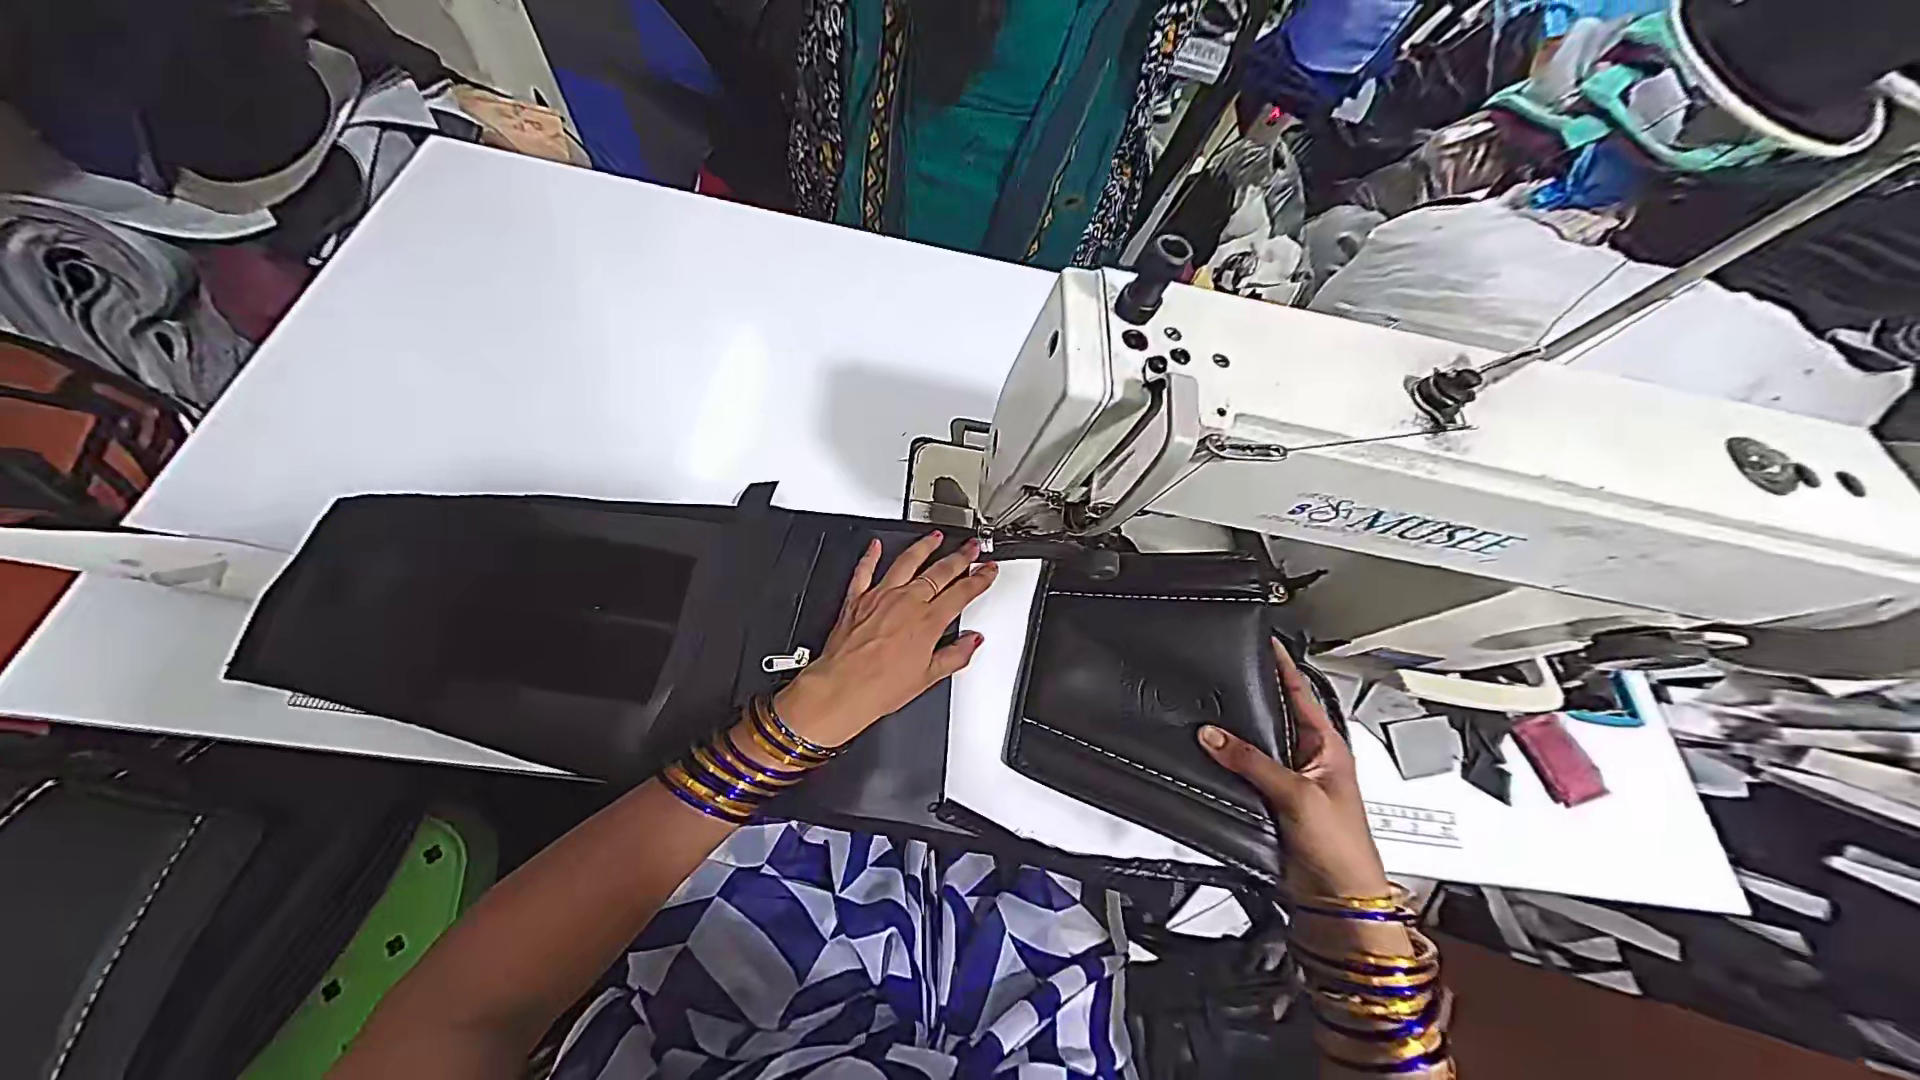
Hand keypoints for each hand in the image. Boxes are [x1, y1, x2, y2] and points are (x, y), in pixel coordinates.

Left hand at [772, 532, 997, 747]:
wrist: (842, 688)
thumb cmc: (880, 687)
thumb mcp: (928, 677)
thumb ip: (955, 655)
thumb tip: (971, 641)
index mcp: (927, 621)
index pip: (962, 592)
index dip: (980, 579)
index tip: (988, 570)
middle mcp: (905, 602)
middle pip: (940, 572)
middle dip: (960, 557)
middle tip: (971, 547)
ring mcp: (880, 597)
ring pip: (907, 562)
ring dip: (923, 547)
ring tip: (934, 537)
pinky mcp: (856, 599)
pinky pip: (864, 570)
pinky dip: (871, 555)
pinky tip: (876, 545)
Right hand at [1197, 641, 1389, 899]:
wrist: (1339, 899)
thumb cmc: (1344, 850)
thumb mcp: (1297, 795)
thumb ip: (1252, 762)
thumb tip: (1213, 735)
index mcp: (1329, 746)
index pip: (1301, 692)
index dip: (1283, 666)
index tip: (1265, 642)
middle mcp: (1310, 757)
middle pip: (1275, 715)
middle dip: (1252, 696)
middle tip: (1227, 669)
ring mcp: (1292, 778)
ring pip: (1258, 743)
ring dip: (1238, 732)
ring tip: (1213, 709)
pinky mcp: (1275, 798)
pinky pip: (1247, 769)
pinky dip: (1230, 759)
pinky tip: (1214, 753)